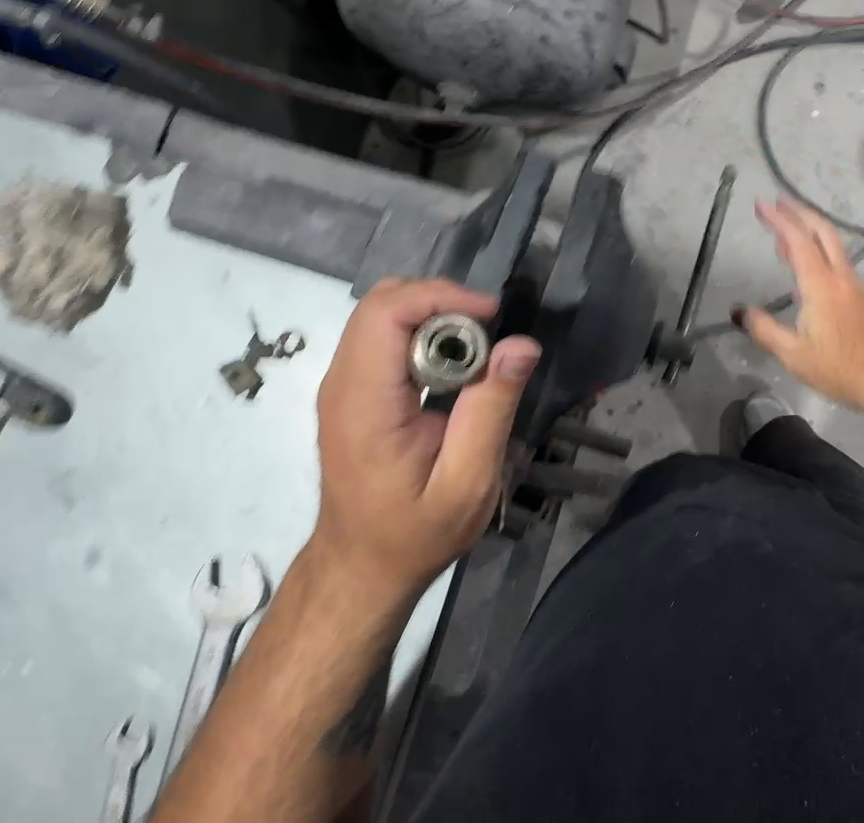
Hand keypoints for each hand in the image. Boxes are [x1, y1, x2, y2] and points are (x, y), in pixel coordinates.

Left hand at [310, 278, 540, 592]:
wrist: (362, 567)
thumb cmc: (415, 534)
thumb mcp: (468, 481)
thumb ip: (492, 409)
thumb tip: (522, 345)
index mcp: (364, 403)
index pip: (386, 312)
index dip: (442, 296)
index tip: (493, 316)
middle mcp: (342, 383)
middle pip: (382, 303)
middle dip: (441, 303)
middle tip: (488, 337)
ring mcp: (341, 386)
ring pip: (381, 315)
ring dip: (434, 317)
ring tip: (476, 354)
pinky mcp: (351, 391)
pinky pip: (382, 338)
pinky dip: (422, 335)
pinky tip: (454, 369)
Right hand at [738, 197, 863, 413]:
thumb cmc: (840, 369)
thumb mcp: (794, 355)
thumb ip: (764, 330)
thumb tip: (739, 312)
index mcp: (821, 285)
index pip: (798, 240)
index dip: (779, 220)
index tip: (761, 205)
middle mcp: (841, 277)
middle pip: (822, 231)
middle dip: (799, 212)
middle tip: (777, 201)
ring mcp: (854, 285)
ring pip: (832, 244)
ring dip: (809, 230)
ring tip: (783, 234)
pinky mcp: (861, 296)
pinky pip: (837, 260)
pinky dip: (818, 249)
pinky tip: (804, 266)